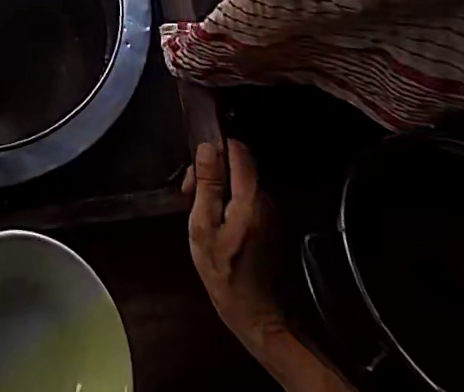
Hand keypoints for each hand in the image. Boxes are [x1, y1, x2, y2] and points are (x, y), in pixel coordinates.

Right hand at [185, 140, 283, 350]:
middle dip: (213, 173)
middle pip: (239, 165)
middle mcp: (267, 200)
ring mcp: (272, 213)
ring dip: (220, 189)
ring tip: (202, 214)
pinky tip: (217, 225)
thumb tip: (208, 148)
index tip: (198, 170)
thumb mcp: (203, 227)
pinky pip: (248, 198)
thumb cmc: (223, 272)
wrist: (257, 315)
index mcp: (250, 198)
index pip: (239, 151)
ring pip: (242, 182)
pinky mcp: (271, 224)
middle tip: (191, 195)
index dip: (216, 150)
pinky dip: (230, 203)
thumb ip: (207, 185)